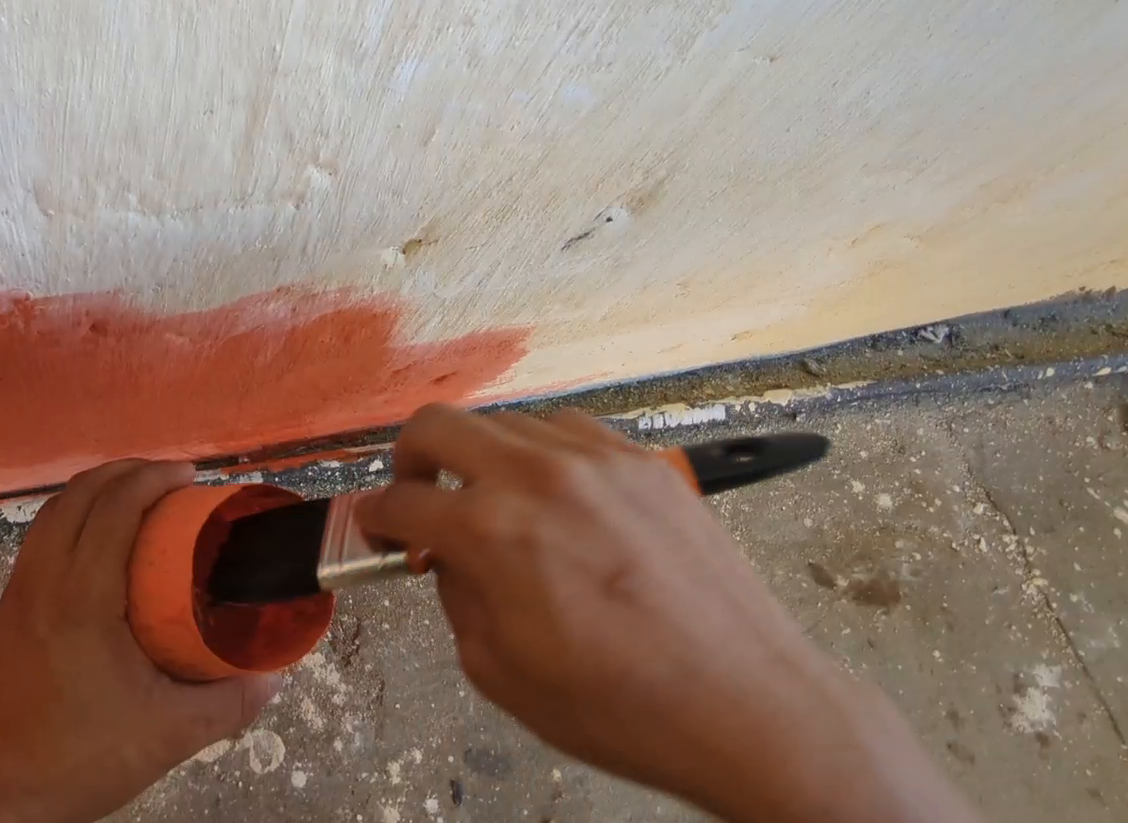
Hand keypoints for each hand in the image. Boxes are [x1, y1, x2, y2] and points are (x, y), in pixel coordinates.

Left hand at [0, 459, 281, 822]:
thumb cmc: (82, 756)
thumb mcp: (169, 734)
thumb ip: (228, 703)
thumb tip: (275, 675)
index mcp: (82, 595)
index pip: (115, 508)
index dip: (152, 478)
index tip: (189, 476)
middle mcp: (44, 577)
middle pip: (80, 494)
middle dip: (126, 471)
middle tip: (169, 477)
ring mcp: (19, 589)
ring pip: (53, 509)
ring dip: (95, 487)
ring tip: (135, 493)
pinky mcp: (7, 606)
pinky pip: (40, 534)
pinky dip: (72, 512)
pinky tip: (96, 535)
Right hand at [356, 405, 980, 822]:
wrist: (753, 708)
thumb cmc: (619, 706)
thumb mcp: (497, 670)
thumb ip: (452, 594)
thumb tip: (443, 554)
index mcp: (490, 531)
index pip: (399, 501)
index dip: (373, 516)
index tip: (376, 526)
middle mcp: (534, 475)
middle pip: (433, 424)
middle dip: (407, 459)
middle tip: (418, 495)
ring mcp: (592, 457)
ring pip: (498, 420)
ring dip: (476, 456)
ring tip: (494, 500)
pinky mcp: (640, 458)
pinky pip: (561, 428)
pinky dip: (535, 452)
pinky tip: (551, 491)